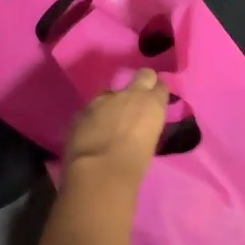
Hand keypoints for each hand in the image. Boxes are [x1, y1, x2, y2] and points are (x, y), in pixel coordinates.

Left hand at [63, 69, 169, 183]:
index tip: (155, 100)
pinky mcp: (83, 109)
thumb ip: (147, 123)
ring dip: (113, 102)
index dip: (157, 92)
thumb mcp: (150, 140)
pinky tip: (92, 129)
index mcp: (153, 103)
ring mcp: (104, 99)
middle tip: (137, 99)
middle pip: (143, 74)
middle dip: (142, 82)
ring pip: (112, 92)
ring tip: (109, 119)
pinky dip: (95, 115)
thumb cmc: (134, 163)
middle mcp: (130, 94)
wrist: (99, 170)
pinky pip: (93, 107)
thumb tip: (141, 123)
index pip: (161, 85)